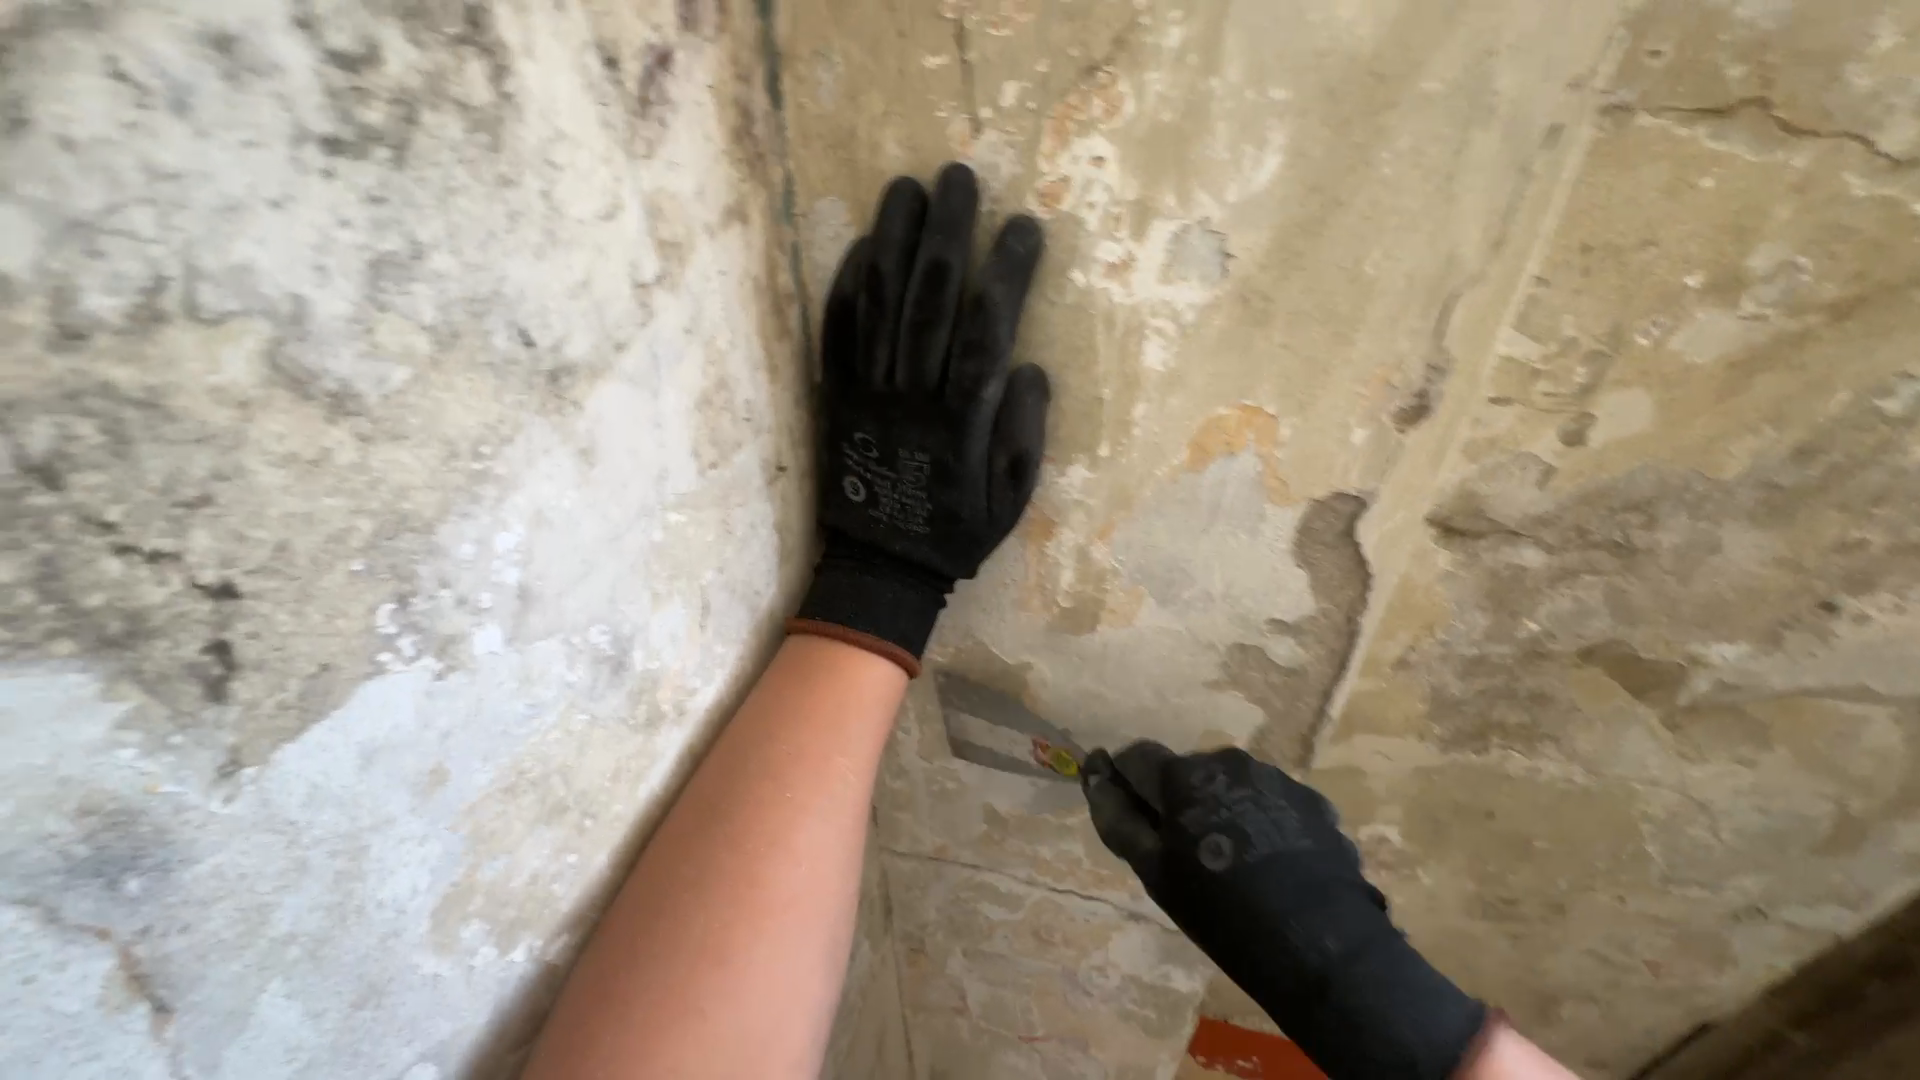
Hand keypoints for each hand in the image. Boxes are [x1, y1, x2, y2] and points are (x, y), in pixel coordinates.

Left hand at [789, 163, 1049, 674]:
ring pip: (877, 312)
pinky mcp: (835, 400)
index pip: (985, 336)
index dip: (1005, 277)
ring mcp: (866, 396)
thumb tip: (1027, 367)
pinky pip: (835, 340)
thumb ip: (1023, 436)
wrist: (882, 567)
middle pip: (928, 307)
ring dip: (891, 246)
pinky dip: (844, 293)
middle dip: (945, 238)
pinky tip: (857, 247)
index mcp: (962, 424)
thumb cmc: (956, 532)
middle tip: (958, 178)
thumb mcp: (1011, 502)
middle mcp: (911, 399)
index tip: (1024, 226)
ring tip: (905, 188)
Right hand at [1082, 742, 1491, 1079]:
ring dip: (1222, 808)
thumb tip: (1093, 768)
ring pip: (1230, 784)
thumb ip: (1116, 814)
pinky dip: (1261, 821)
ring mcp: (1277, 777)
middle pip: (1186, 770)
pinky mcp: (1314, 801)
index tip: (1138, 822)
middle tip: (1189, 855)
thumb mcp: (1153, 871)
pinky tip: (1271, 864)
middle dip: (1180, 799)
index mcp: (1183, 773)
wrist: (1322, 948)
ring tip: (1235, 861)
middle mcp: (1228, 760)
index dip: (1129, 786)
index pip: (1136, 757)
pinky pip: (1270, 801)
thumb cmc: (1220, 912)